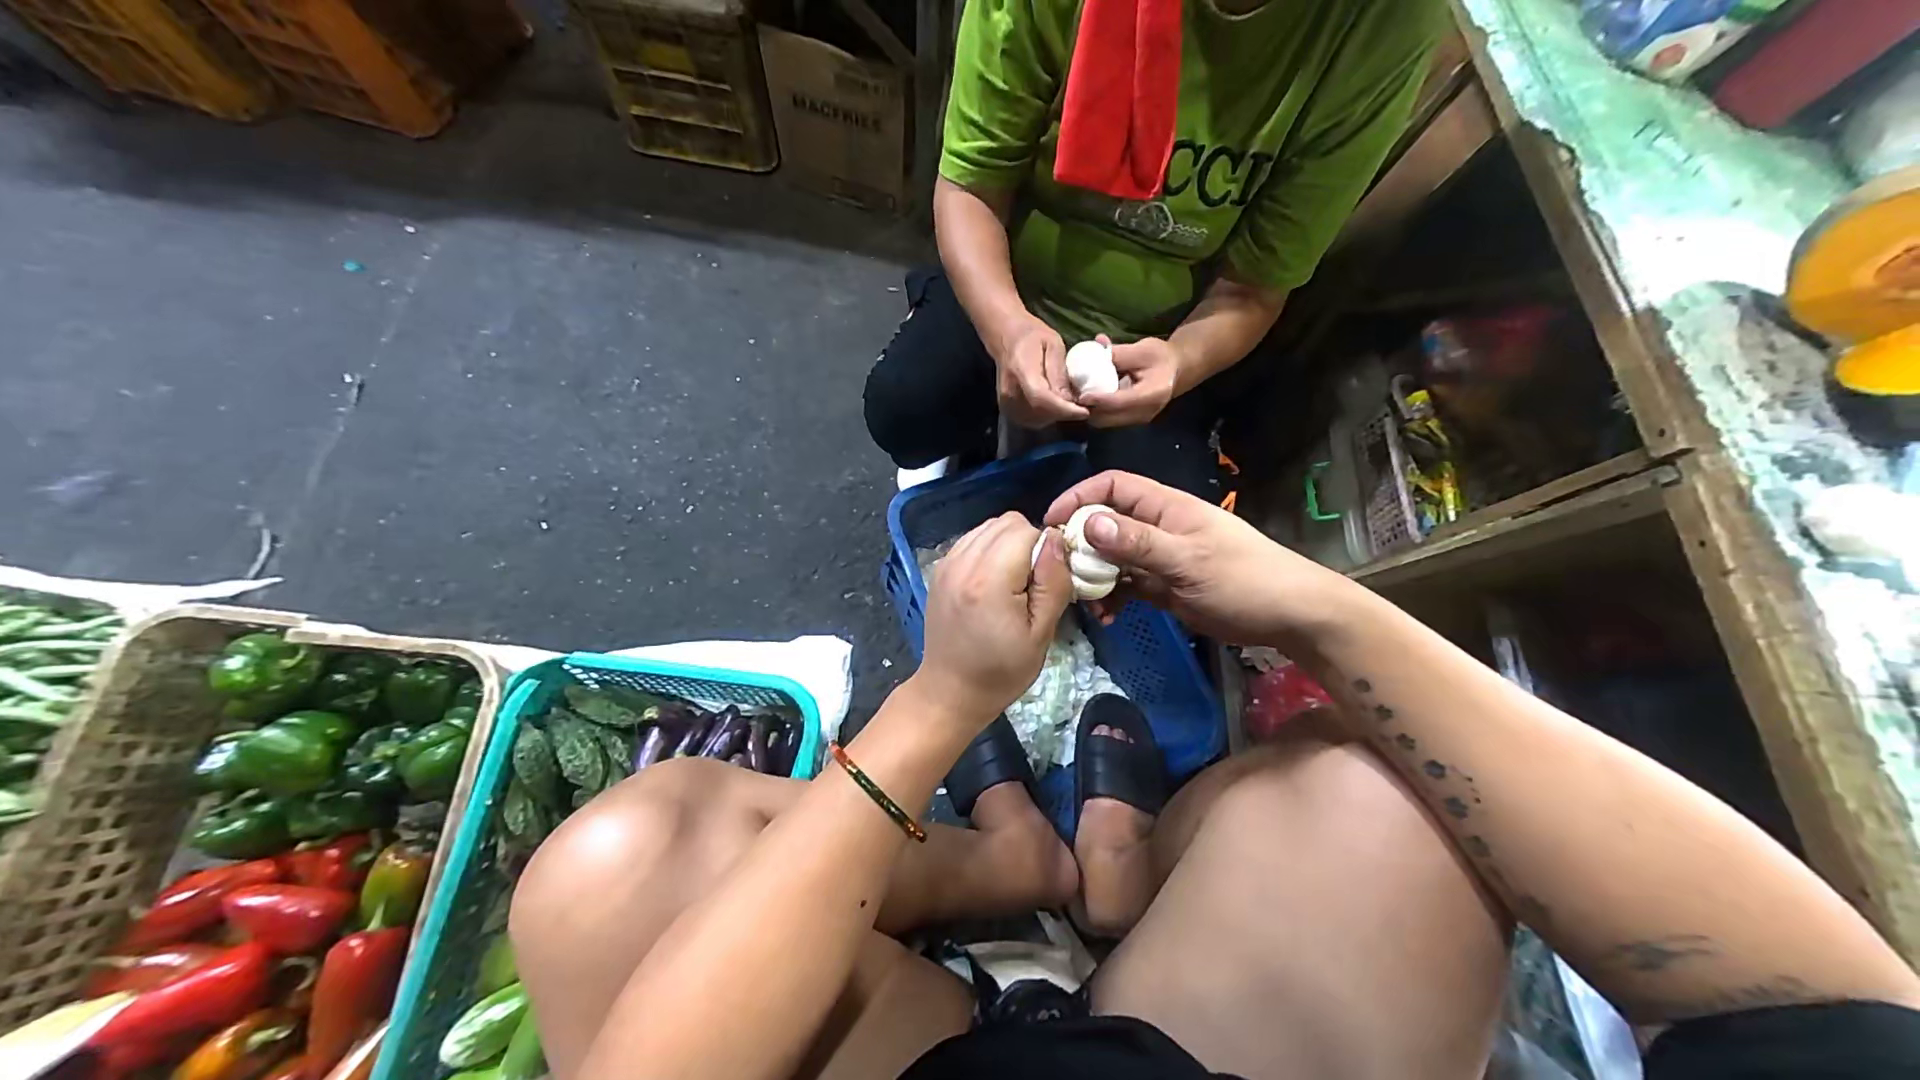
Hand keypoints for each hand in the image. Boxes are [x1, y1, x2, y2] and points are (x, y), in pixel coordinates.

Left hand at [917, 513, 1073, 728]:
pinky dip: (990, 549)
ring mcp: (947, 562)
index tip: (1048, 582)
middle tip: (1033, 582)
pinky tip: (994, 581)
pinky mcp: (941, 568)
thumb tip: (1057, 539)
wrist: (950, 691)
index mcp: (988, 579)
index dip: (1046, 551)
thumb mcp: (1041, 634)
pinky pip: (973, 539)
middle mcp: (962, 561)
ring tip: (1013, 582)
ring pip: (990, 526)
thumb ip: (1053, 582)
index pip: (1028, 531)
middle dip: (1029, 542)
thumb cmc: (1001, 671)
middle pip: (1008, 522)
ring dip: (1009, 543)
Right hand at [992, 317, 1087, 427]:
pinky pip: (1032, 421)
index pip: (1040, 398)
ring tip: (1067, 402)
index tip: (1084, 412)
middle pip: (1041, 413)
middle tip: (1080, 404)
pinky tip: (1054, 404)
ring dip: (1056, 415)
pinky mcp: (1007, 410)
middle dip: (1064, 412)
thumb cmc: (1032, 337)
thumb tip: (1069, 400)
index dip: (1063, 409)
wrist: (1006, 339)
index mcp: (1021, 370)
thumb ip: (1059, 373)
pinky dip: (1047, 416)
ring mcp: (1006, 403)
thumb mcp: (1053, 344)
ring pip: (1038, 420)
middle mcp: (1009, 391)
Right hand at [1045, 471, 1358, 645]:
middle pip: (1106, 523)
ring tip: (1084, 599)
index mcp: (1166, 507)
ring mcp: (1159, 558)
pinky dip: (1112, 597)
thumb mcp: (1188, 560)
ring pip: (1112, 557)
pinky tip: (1106, 616)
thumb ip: (1138, 542)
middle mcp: (1157, 527)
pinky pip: (1126, 585)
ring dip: (1094, 575)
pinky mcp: (1163, 586)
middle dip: (1080, 543)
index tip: (1051, 524)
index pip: (1113, 486)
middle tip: (1061, 570)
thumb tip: (1087, 523)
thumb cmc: (1243, 579)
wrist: (1290, 616)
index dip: (1079, 497)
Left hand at [1081, 337, 1178, 427]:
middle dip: (1091, 408)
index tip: (1081, 395)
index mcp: (1152, 394)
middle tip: (1075, 394)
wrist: (1175, 370)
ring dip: (1092, 412)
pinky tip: (1091, 398)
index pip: (1120, 402)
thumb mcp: (1142, 349)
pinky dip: (1098, 412)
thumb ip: (1118, 353)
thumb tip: (1095, 346)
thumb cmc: (1160, 357)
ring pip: (1107, 422)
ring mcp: (1139, 420)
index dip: (1099, 400)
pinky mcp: (1132, 421)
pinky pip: (1110, 420)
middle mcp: (1146, 412)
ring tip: (1080, 396)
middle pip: (1110, 418)